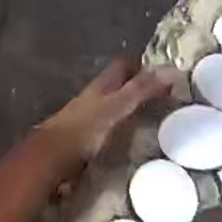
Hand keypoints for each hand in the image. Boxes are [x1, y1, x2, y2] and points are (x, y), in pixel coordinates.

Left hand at [34, 59, 174, 167]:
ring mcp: (88, 116)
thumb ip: (140, 89)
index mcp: (102, 84)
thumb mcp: (117, 107)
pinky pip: (110, 126)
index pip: (124, 64)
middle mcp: (94, 96)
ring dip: (132, 107)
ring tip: (155, 118)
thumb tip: (170, 69)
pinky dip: (124, 127)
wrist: (51, 157)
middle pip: (119, 83)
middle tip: (166, 97)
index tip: (166, 72)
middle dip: (139, 86)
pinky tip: (134, 140)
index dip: (143, 64)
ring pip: (114, 104)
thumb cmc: (85, 129)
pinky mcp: (86, 137)